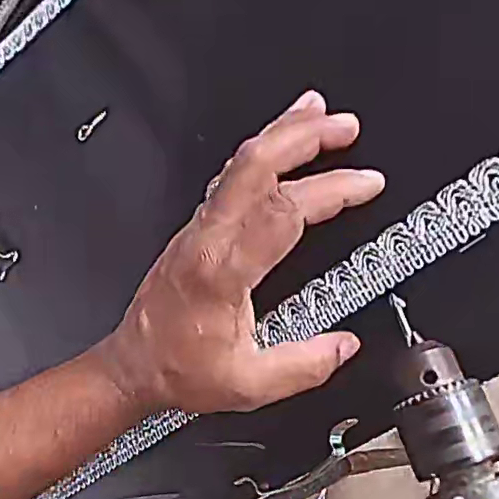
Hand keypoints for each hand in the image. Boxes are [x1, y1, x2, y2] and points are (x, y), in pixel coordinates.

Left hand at [91, 90, 384, 414]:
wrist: (133, 367)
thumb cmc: (178, 370)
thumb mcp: (249, 383)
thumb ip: (303, 366)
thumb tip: (344, 346)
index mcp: (222, 274)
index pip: (281, 212)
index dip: (330, 190)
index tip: (365, 185)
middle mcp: (206, 243)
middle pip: (254, 167)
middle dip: (304, 137)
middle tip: (345, 127)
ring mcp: (196, 232)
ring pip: (237, 166)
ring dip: (280, 135)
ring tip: (316, 114)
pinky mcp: (192, 233)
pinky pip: (226, 182)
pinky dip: (258, 157)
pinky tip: (275, 150)